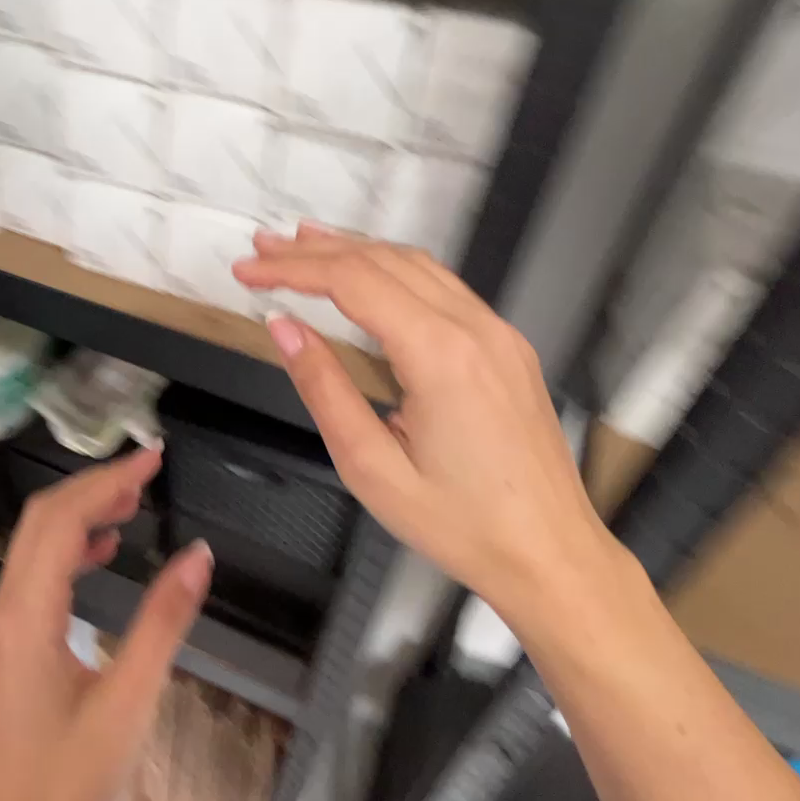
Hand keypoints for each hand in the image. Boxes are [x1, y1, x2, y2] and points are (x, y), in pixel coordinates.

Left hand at [0, 448, 214, 800]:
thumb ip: (163, 622)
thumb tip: (197, 557)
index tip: (152, 458)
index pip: (63, 518)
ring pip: (37, 543)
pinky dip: (72, 547)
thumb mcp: (128, 701)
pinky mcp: (13, 645)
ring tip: (132, 500)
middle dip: (95, 485)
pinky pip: (38, 572)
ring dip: (83, 512)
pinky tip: (103, 551)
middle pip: (42, 519)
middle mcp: (7, 610)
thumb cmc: (62, 782)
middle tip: (146, 469)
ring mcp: (5, 627)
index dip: (109, 480)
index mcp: (28, 614)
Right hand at [234, 226, 628, 614]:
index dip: (292, 268)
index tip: (249, 268)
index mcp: (440, 355)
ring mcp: (498, 333)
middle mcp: (475, 328)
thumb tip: (284, 329)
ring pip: (417, 264)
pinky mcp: (507, 347)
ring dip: (357, 251)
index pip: (352, 281)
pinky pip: (444, 287)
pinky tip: (370, 277)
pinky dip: (396, 271)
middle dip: (317, 250)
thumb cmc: (462, 525)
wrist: (550, 553)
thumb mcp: (371, 467)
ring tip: (305, 246)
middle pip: (383, 260)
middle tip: (265, 248)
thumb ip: (324, 388)